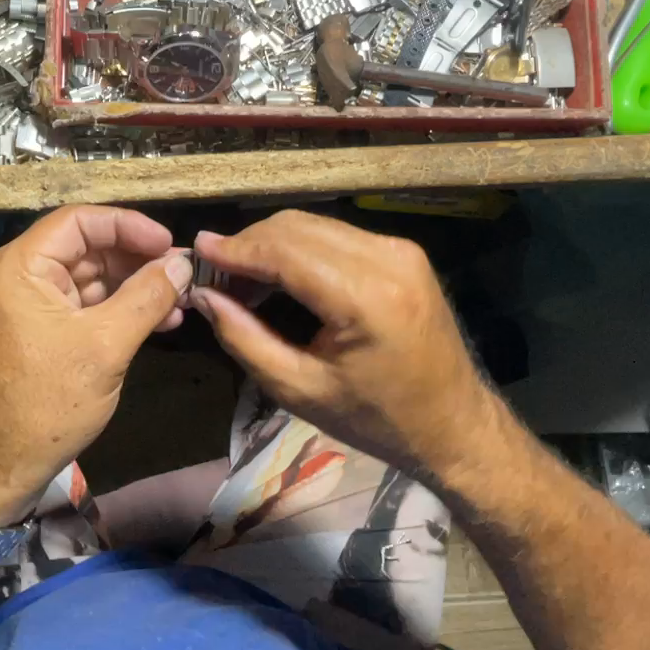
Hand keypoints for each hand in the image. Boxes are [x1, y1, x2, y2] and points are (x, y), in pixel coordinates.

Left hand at [0, 206, 193, 525]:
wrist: (7, 461)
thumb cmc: (50, 401)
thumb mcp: (106, 345)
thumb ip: (147, 297)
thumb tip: (183, 264)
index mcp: (19, 267)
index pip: (78, 221)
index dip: (128, 226)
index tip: (169, 243)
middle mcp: (18, 274)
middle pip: (86, 246)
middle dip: (137, 259)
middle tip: (183, 273)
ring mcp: (28, 301)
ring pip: (90, 275)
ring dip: (135, 286)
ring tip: (181, 300)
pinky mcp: (41, 326)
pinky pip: (85, 303)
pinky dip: (120, 308)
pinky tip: (161, 319)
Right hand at [188, 210, 507, 475]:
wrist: (453, 425)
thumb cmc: (375, 419)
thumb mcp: (298, 389)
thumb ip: (244, 337)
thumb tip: (202, 295)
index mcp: (366, 298)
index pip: (285, 251)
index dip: (235, 249)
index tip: (196, 249)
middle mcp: (387, 259)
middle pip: (296, 227)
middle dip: (248, 244)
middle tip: (214, 274)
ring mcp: (400, 250)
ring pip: (313, 224)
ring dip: (270, 243)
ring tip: (240, 277)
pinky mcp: (402, 252)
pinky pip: (334, 234)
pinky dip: (296, 247)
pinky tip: (276, 274)